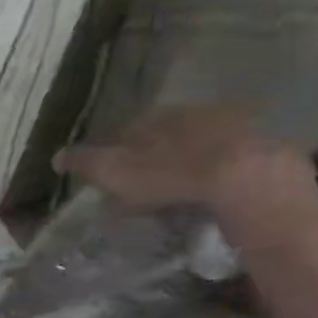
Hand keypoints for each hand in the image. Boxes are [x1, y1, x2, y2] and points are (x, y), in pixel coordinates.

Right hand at [53, 106, 308, 208]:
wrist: (240, 178)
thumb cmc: (169, 174)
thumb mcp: (116, 171)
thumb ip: (87, 163)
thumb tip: (57, 157)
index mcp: (160, 118)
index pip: (133, 132)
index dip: (121, 155)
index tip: (114, 180)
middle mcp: (196, 115)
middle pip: (169, 139)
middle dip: (156, 160)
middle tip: (145, 190)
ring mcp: (232, 131)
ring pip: (200, 150)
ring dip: (187, 170)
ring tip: (177, 199)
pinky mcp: (260, 153)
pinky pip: (229, 168)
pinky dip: (216, 182)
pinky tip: (210, 202)